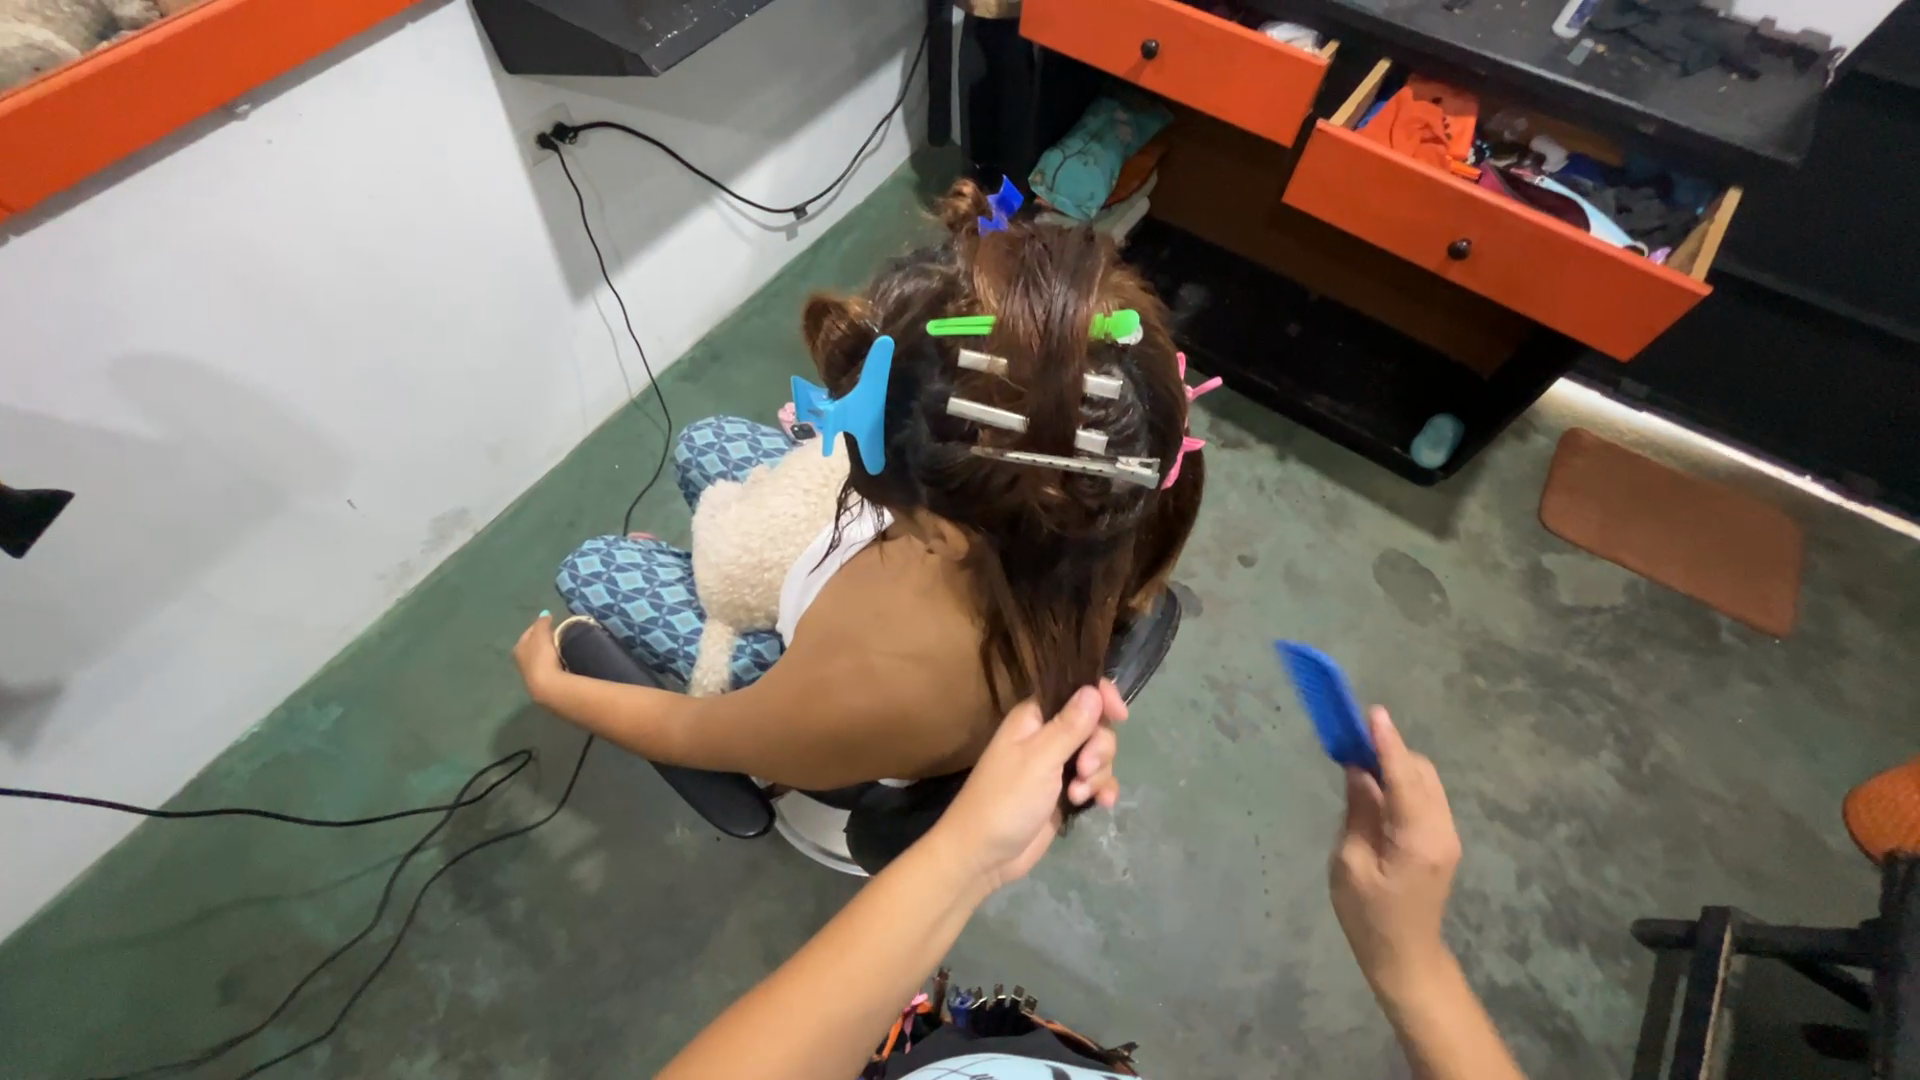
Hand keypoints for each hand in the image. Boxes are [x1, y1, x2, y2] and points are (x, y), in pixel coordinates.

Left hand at [514, 611, 563, 704]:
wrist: (546, 685)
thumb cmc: (541, 657)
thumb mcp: (541, 635)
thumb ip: (542, 623)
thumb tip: (544, 613)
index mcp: (518, 647)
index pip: (529, 632)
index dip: (540, 626)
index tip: (552, 624)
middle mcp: (520, 659)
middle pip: (532, 644)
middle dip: (543, 639)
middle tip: (557, 635)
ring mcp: (529, 671)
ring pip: (538, 656)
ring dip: (547, 651)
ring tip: (560, 647)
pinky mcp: (539, 681)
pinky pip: (545, 665)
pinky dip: (551, 661)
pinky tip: (560, 661)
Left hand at [928, 681, 1127, 890]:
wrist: (985, 854)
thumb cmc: (1005, 799)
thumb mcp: (1039, 759)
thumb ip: (1069, 726)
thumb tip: (1094, 689)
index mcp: (1034, 717)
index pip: (1075, 691)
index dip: (1100, 697)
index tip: (1119, 714)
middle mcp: (1048, 736)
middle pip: (1094, 725)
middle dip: (1099, 747)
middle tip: (1083, 769)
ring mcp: (1057, 766)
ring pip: (1098, 755)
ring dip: (1098, 774)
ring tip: (1079, 795)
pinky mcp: (1065, 793)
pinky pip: (1096, 782)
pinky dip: (1101, 790)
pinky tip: (1102, 805)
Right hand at [1330, 707, 1462, 998]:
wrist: (1404, 957)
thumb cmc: (1368, 914)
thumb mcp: (1350, 862)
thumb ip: (1359, 811)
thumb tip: (1359, 770)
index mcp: (1418, 838)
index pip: (1404, 777)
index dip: (1387, 742)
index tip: (1373, 712)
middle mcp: (1441, 830)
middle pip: (1421, 772)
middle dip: (1391, 750)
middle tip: (1352, 738)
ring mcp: (1445, 835)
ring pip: (1424, 782)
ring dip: (1395, 764)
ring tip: (1358, 758)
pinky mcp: (1440, 840)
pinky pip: (1423, 796)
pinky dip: (1401, 781)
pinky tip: (1374, 784)